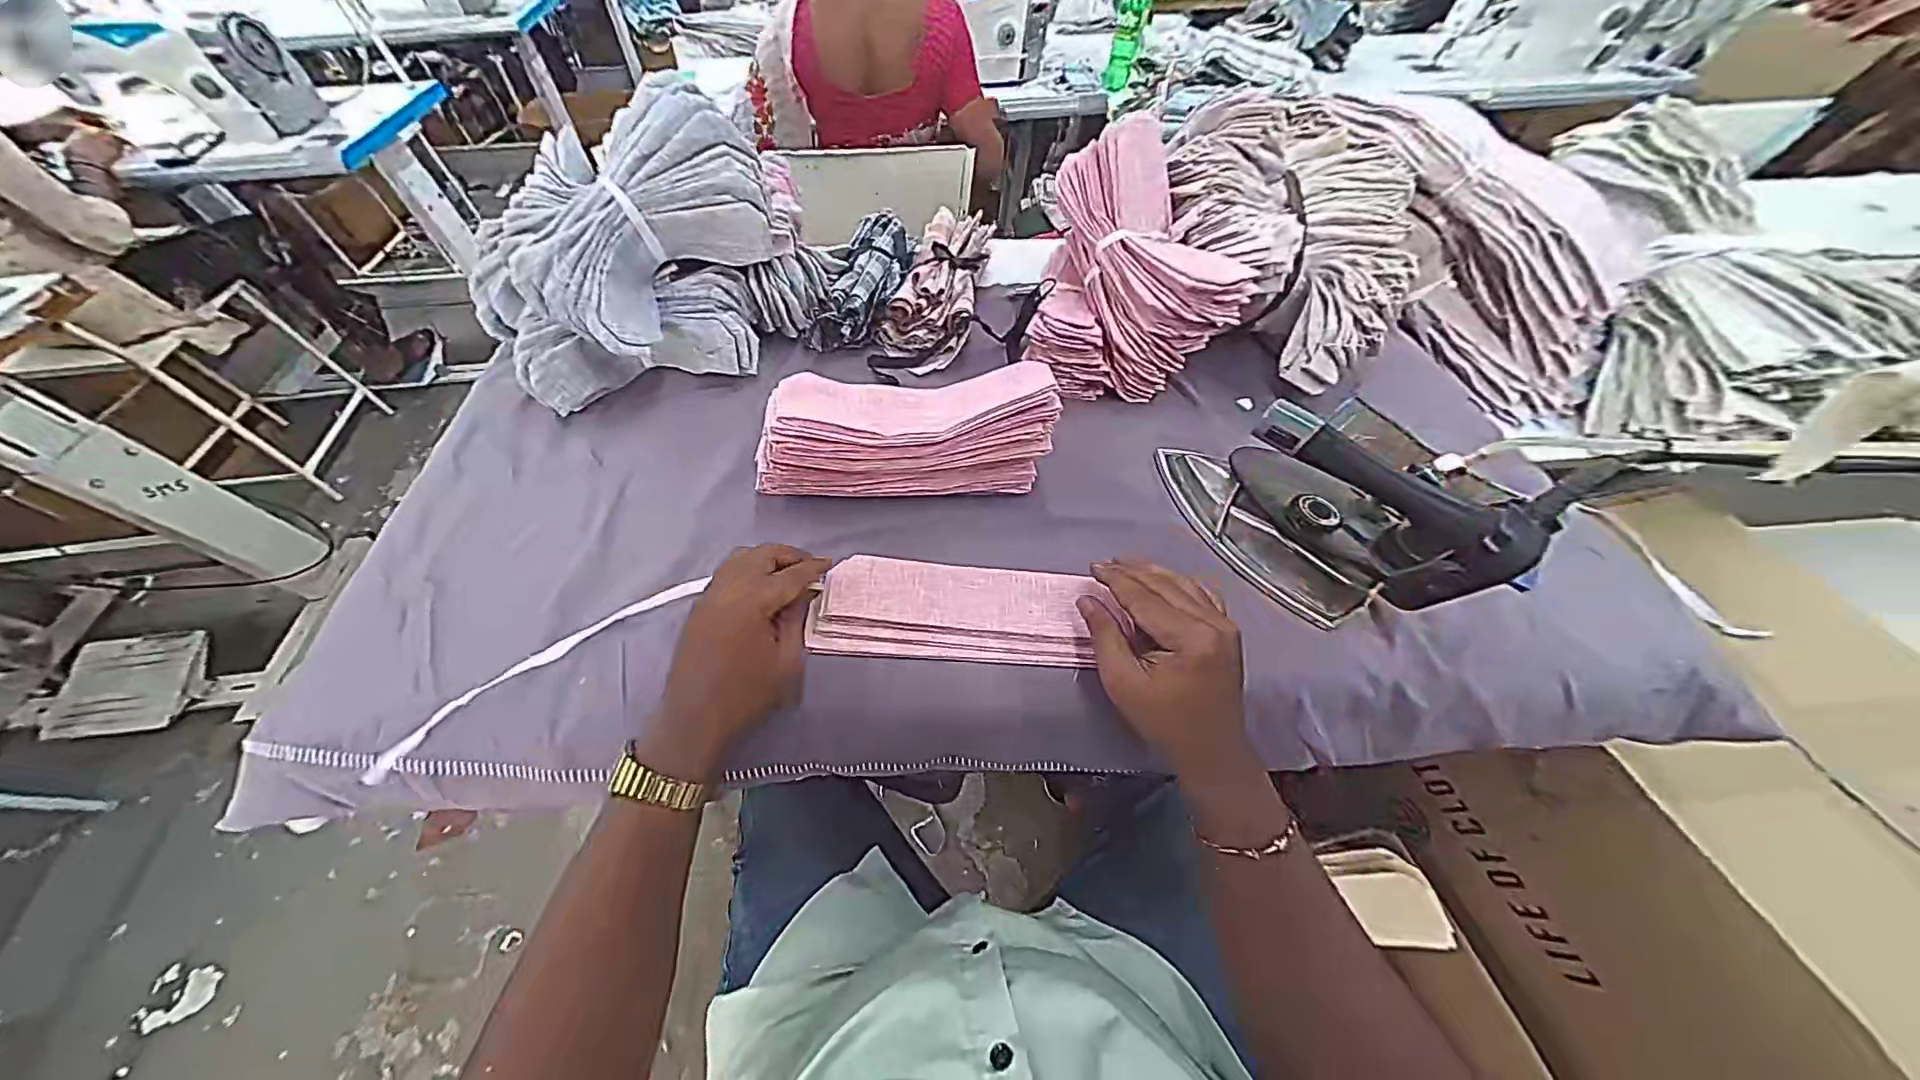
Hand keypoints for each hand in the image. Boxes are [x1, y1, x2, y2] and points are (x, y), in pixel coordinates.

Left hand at [645, 545, 830, 779]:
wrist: (695, 720)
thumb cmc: (747, 695)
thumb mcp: (787, 661)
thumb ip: (796, 619)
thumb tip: (803, 593)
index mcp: (750, 601)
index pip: (788, 574)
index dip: (812, 568)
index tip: (829, 565)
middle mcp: (726, 589)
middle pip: (761, 555)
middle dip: (789, 556)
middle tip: (810, 566)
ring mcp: (708, 596)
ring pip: (740, 559)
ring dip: (766, 559)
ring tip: (787, 572)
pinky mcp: (699, 608)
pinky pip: (726, 573)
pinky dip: (748, 568)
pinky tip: (761, 585)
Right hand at [1077, 559, 1250, 779]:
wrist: (1212, 751)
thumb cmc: (1165, 723)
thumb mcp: (1123, 683)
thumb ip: (1105, 636)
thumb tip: (1088, 600)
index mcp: (1191, 638)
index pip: (1145, 597)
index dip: (1117, 580)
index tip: (1094, 568)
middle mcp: (1214, 624)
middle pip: (1166, 585)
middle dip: (1132, 572)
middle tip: (1104, 565)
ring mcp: (1225, 626)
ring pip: (1184, 585)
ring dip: (1154, 573)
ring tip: (1126, 566)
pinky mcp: (1228, 632)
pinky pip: (1202, 595)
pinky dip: (1178, 583)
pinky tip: (1162, 580)